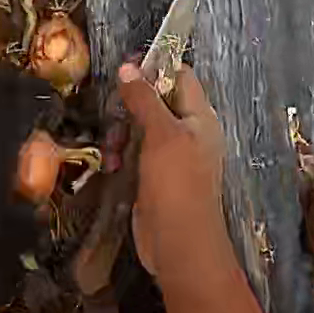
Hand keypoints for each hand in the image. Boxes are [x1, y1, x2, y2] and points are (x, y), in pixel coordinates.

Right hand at [115, 63, 226, 282]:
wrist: (180, 245)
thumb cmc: (177, 183)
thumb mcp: (161, 134)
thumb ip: (144, 99)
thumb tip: (127, 67)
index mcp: (200, 116)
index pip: (181, 76)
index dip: (155, 67)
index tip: (126, 67)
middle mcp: (189, 131)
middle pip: (156, 101)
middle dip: (131, 106)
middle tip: (114, 113)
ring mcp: (172, 155)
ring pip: (141, 127)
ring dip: (122, 134)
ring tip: (113, 149)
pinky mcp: (155, 176)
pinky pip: (136, 153)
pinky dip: (123, 156)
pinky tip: (114, 166)